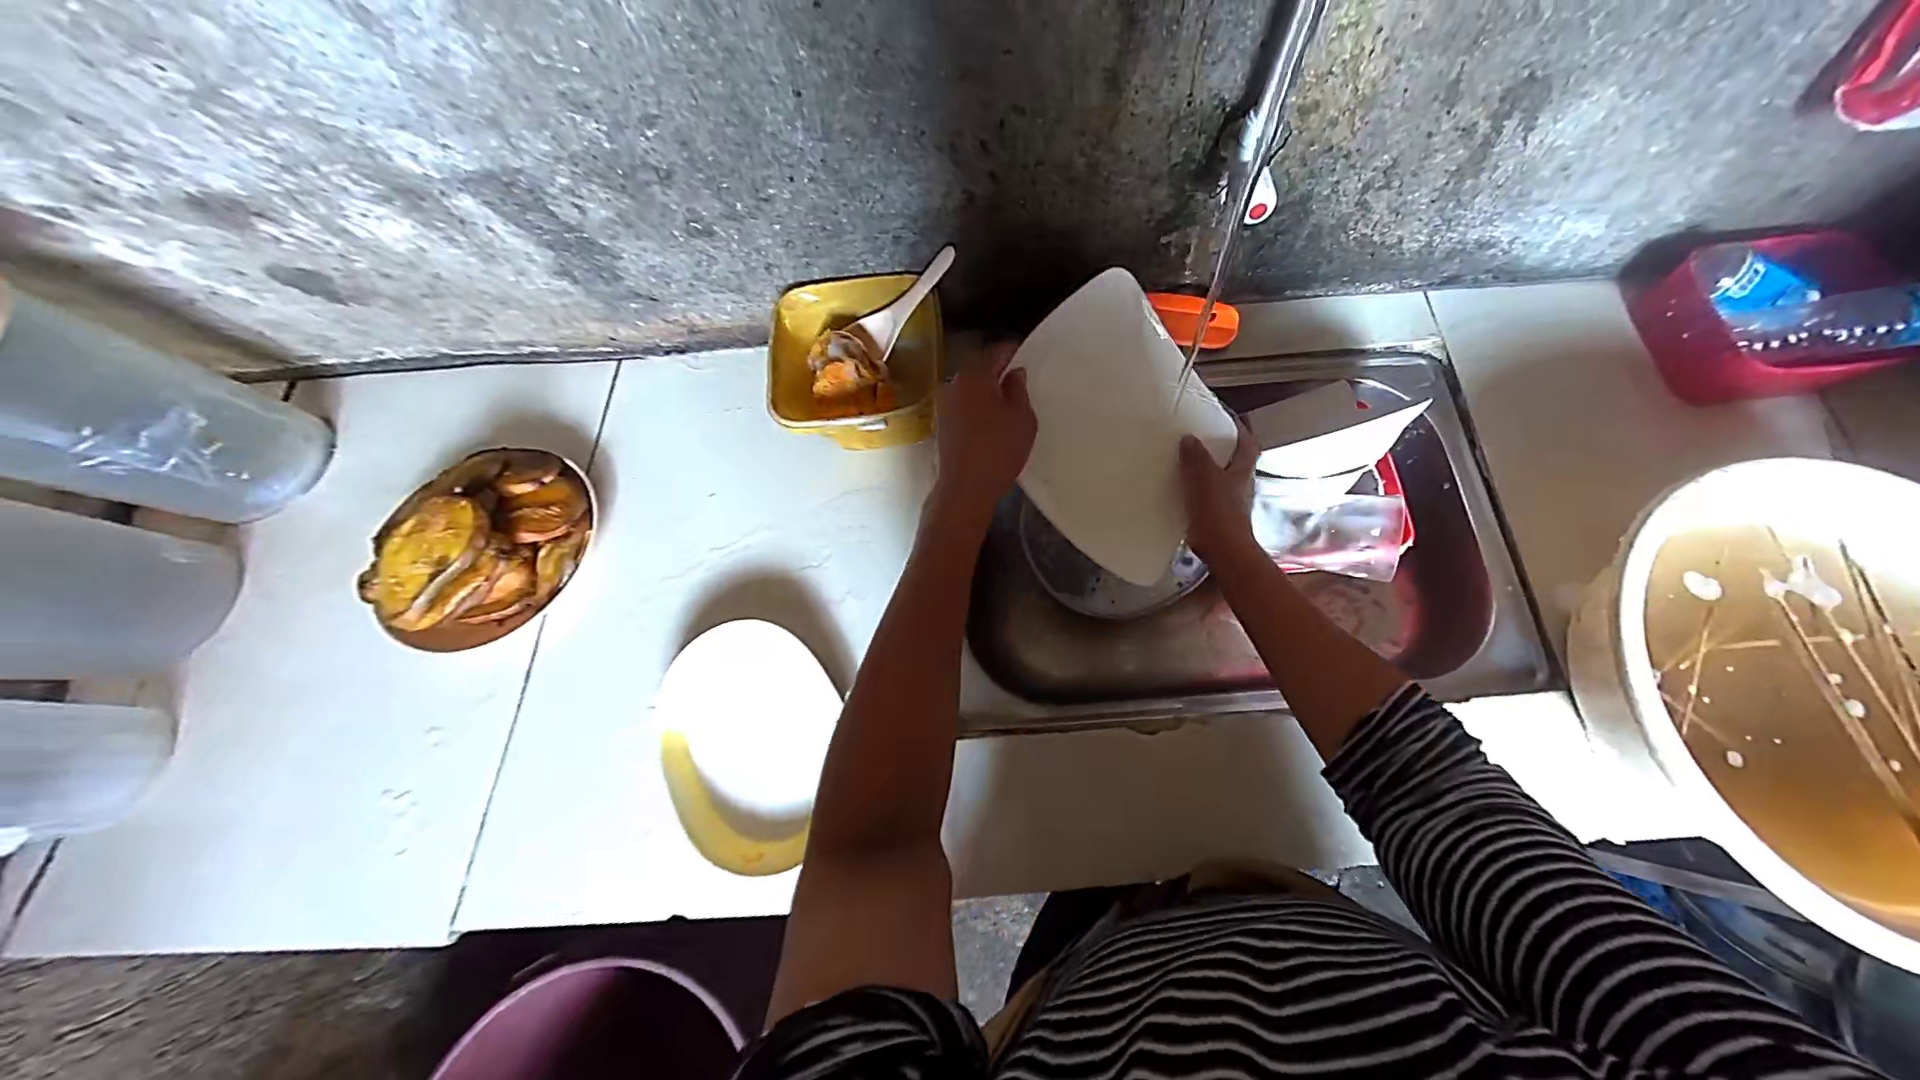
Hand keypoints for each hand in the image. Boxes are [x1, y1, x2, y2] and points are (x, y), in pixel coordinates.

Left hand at [930, 343, 1036, 529]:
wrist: (965, 488)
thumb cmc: (999, 450)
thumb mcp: (1022, 418)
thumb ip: (1018, 390)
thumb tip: (1013, 374)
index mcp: (974, 376)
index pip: (995, 352)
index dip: (1011, 350)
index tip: (1023, 353)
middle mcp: (954, 385)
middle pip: (979, 370)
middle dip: (997, 372)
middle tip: (1018, 381)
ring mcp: (944, 406)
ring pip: (970, 390)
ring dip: (986, 392)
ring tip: (1007, 404)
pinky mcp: (942, 426)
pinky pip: (964, 407)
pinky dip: (978, 408)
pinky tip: (992, 421)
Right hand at [1178, 422, 1258, 566]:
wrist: (1224, 552)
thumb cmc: (1219, 515)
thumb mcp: (1204, 480)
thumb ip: (1197, 458)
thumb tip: (1190, 439)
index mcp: (1242, 471)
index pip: (1247, 443)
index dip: (1240, 427)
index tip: (1227, 415)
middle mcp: (1240, 485)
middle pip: (1237, 460)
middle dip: (1225, 447)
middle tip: (1206, 436)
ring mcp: (1231, 502)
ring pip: (1222, 478)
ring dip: (1210, 468)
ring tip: (1189, 460)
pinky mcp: (1218, 517)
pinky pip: (1208, 495)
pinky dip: (1198, 488)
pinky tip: (1183, 490)